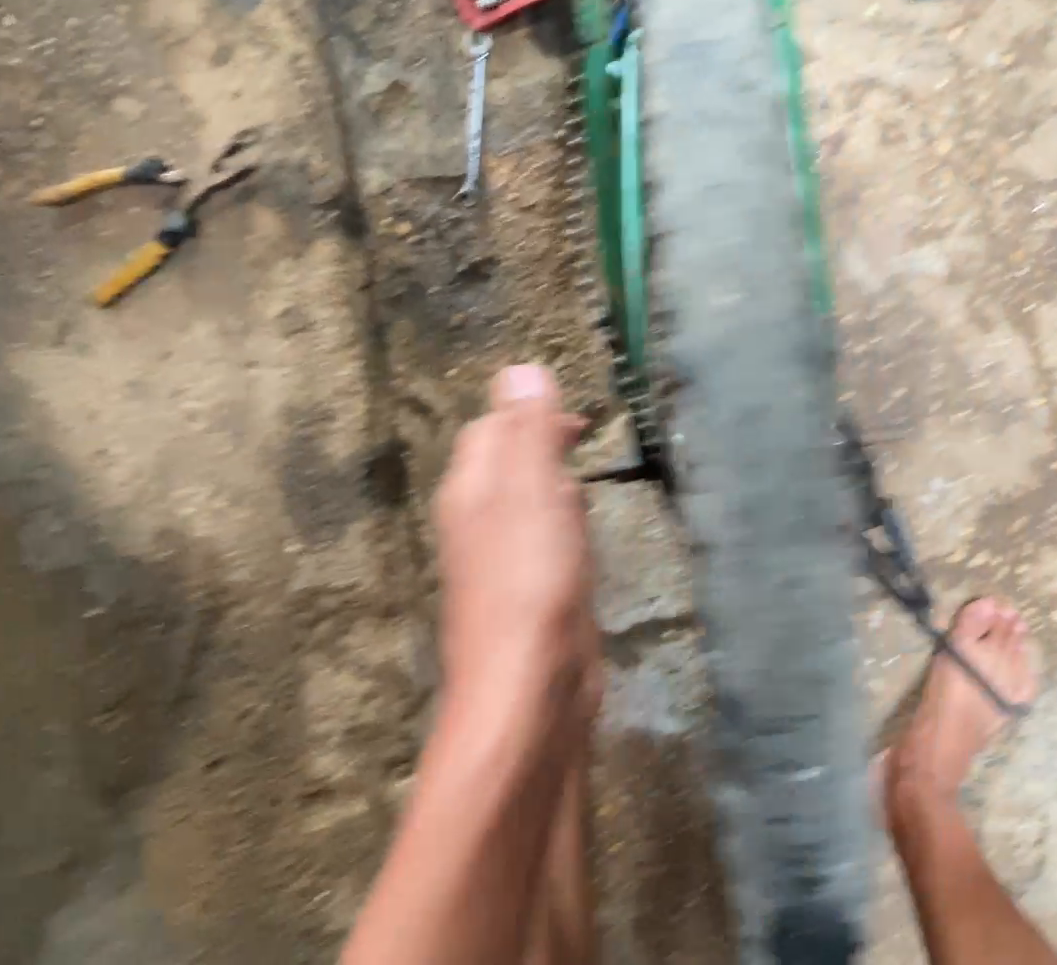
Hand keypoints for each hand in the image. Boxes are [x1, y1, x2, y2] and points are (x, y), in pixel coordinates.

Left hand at [434, 364, 593, 712]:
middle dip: (541, 447)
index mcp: (473, 491)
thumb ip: (527, 432)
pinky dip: (564, 533)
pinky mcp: (532, 598)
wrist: (530, 688)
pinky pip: (546, 548)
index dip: (529, 415)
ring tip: (584, 486)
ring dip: (553, 489)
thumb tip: (519, 369)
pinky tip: (583, 546)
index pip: (491, 431)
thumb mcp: (531, 491)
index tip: (578, 417)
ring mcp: (505, 565)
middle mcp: (480, 523)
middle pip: (506, 468)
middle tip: (583, 440)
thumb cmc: (531, 580)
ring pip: (528, 509)